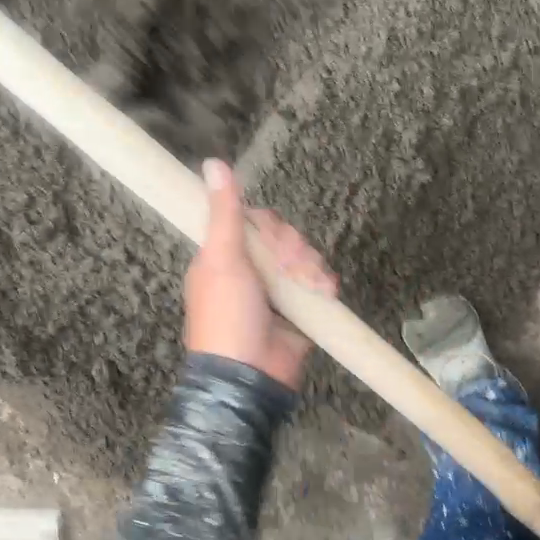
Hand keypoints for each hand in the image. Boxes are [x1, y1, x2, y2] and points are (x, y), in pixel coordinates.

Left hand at [183, 159, 337, 390]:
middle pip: (282, 237)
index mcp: (223, 256)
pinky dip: (323, 283)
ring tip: (310, 285)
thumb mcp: (222, 259)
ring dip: (310, 266)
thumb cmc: (226, 316)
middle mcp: (249, 269)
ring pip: (302, 257)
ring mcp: (276, 290)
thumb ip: (225, 212)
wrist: (250, 376)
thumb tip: (214, 164)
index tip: (273, 240)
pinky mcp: (299, 308)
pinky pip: (317, 281)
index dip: (268, 226)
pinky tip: (325, 292)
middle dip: (293, 249)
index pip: (252, 221)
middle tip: (290, 268)